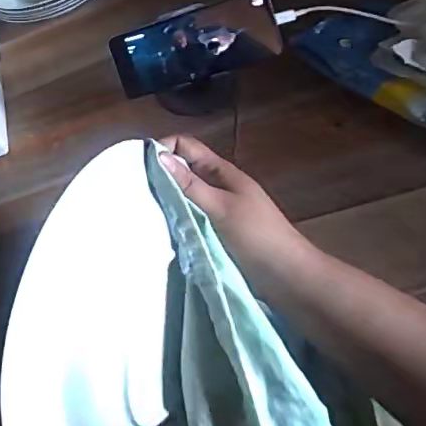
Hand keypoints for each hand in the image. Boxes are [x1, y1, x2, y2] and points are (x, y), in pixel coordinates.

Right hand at [156, 135, 317, 285]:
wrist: (289, 278)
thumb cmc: (258, 237)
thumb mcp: (221, 207)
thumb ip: (190, 184)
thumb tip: (159, 156)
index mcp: (222, 173)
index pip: (186, 146)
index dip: (165, 149)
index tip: (141, 166)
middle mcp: (217, 186)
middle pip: (182, 169)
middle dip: (160, 175)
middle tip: (136, 189)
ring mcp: (215, 209)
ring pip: (182, 194)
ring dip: (166, 199)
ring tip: (144, 209)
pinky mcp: (213, 230)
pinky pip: (187, 216)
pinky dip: (174, 218)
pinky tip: (160, 227)